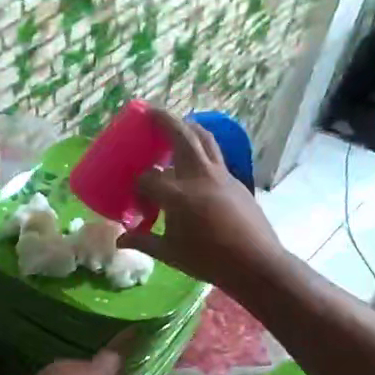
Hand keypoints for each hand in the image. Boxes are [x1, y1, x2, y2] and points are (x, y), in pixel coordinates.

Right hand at [120, 106, 287, 295]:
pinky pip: (214, 154)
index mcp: (178, 195)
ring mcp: (220, 175)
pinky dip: (201, 147)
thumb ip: (143, 242)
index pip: (148, 178)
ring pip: (203, 139)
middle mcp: (199, 176)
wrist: (255, 263)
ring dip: (187, 127)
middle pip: (181, 136)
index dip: (138, 188)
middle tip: (150, 112)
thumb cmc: (209, 260)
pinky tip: (195, 158)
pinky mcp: (234, 180)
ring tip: (176, 124)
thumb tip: (119, 241)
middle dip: (164, 121)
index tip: (138, 205)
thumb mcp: (170, 254)